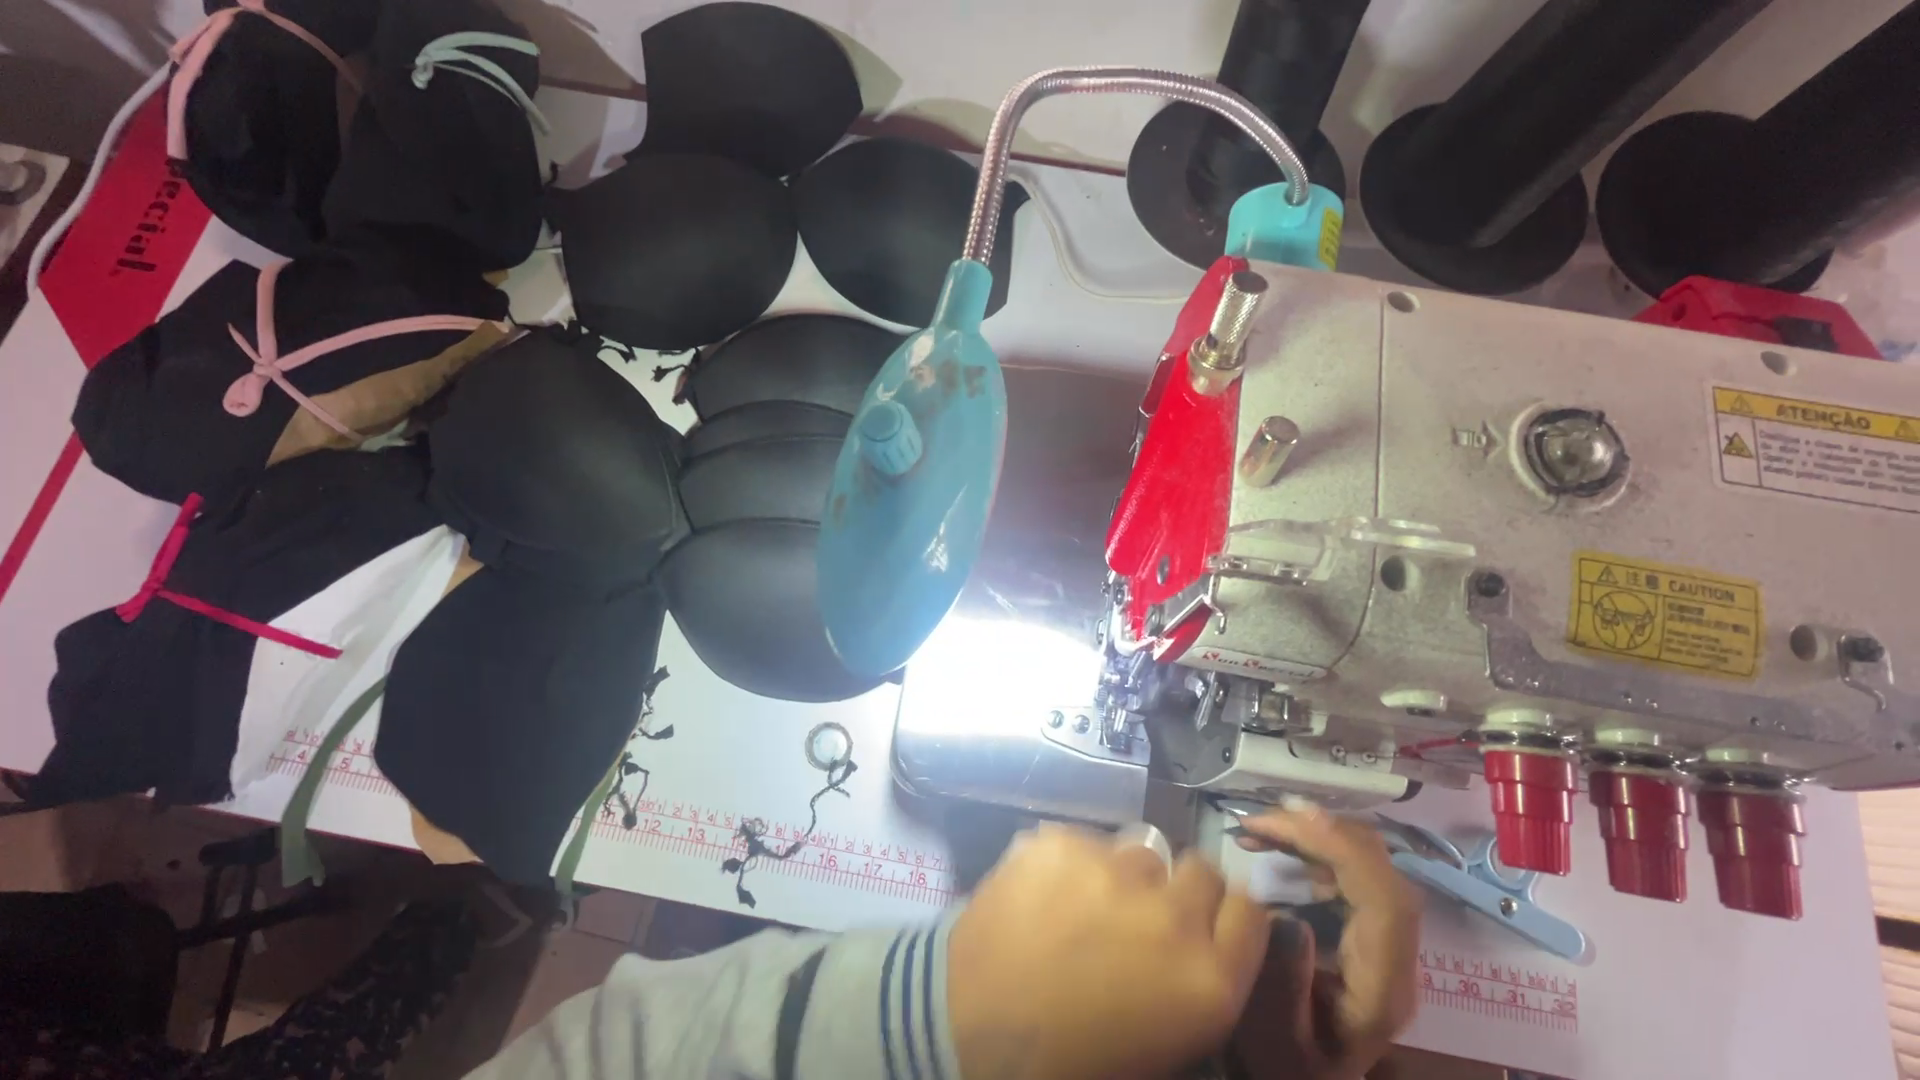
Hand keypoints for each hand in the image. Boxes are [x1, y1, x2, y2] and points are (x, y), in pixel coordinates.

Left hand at [947, 824, 1270, 1079]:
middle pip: (1202, 869)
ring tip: (1085, 904)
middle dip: (1179, 889)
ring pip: (1141, 851)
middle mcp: (1171, 914)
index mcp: (1209, 979)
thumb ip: (1201, 980)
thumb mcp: (1165, 1042)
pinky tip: (1045, 892)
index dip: (1225, 914)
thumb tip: (1209, 936)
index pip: (1250, 911)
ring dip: (1124, 874)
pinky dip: (1071, 861)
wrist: (967, 1028)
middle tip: (1143, 914)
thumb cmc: (1072, 1056)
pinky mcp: (1061, 842)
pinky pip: (1085, 841)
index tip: (1204, 920)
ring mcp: (1113, 870)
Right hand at [1229, 808, 1420, 1078]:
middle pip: (1381, 873)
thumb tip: (1290, 917)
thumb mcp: (1276, 1043)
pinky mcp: (1364, 930)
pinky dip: (1311, 849)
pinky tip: (1272, 846)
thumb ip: (1285, 987)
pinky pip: (1350, 873)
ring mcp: (1382, 940)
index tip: (1288, 824)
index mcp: (1383, 987)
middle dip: (1322, 833)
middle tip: (1257, 820)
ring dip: (1314, 835)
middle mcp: (1393, 956)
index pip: (1386, 901)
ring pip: (1367, 865)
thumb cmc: (1286, 1065)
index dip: (1344, 852)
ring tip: (1256, 828)